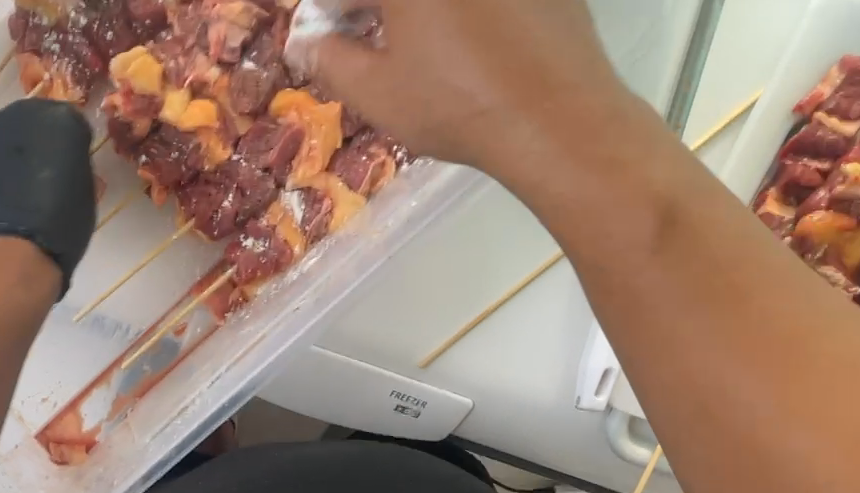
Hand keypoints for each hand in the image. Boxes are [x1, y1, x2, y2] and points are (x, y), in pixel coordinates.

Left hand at [0, 99, 96, 297]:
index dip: (68, 152)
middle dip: (34, 150)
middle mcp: (21, 112)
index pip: (70, 126)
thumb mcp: (83, 198)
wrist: (10, 254)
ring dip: (4, 160)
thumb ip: (75, 171)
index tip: (67, 175)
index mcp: (63, 120)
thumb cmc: (59, 232)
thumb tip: (66, 169)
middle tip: (35, 187)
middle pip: (30, 126)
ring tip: (6, 197)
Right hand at [305, 0, 637, 173]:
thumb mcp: (375, 93)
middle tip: (365, 38)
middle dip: (372, 12)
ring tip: (417, 46)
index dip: (329, 13)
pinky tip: (465, 39)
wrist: (552, 114)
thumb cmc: (452, 105)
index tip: (326, 37)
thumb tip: (307, 43)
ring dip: (415, 14)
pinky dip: (461, 11)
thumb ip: (330, 60)